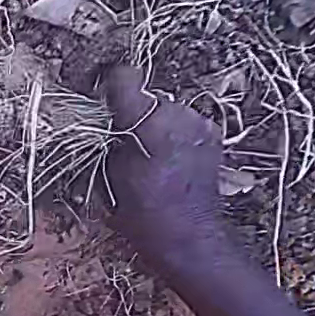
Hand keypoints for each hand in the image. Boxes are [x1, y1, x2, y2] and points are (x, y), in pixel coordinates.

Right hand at [97, 66, 229, 262]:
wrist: (188, 237)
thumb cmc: (141, 215)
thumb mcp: (108, 178)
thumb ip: (107, 141)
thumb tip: (102, 120)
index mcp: (145, 122)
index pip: (124, 78)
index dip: (110, 85)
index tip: (101, 100)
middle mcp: (176, 113)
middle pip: (147, 97)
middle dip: (134, 114)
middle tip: (123, 143)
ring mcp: (198, 123)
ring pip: (167, 109)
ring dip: (155, 124)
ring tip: (148, 155)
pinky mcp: (213, 135)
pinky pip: (185, 123)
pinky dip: (174, 134)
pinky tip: (169, 160)